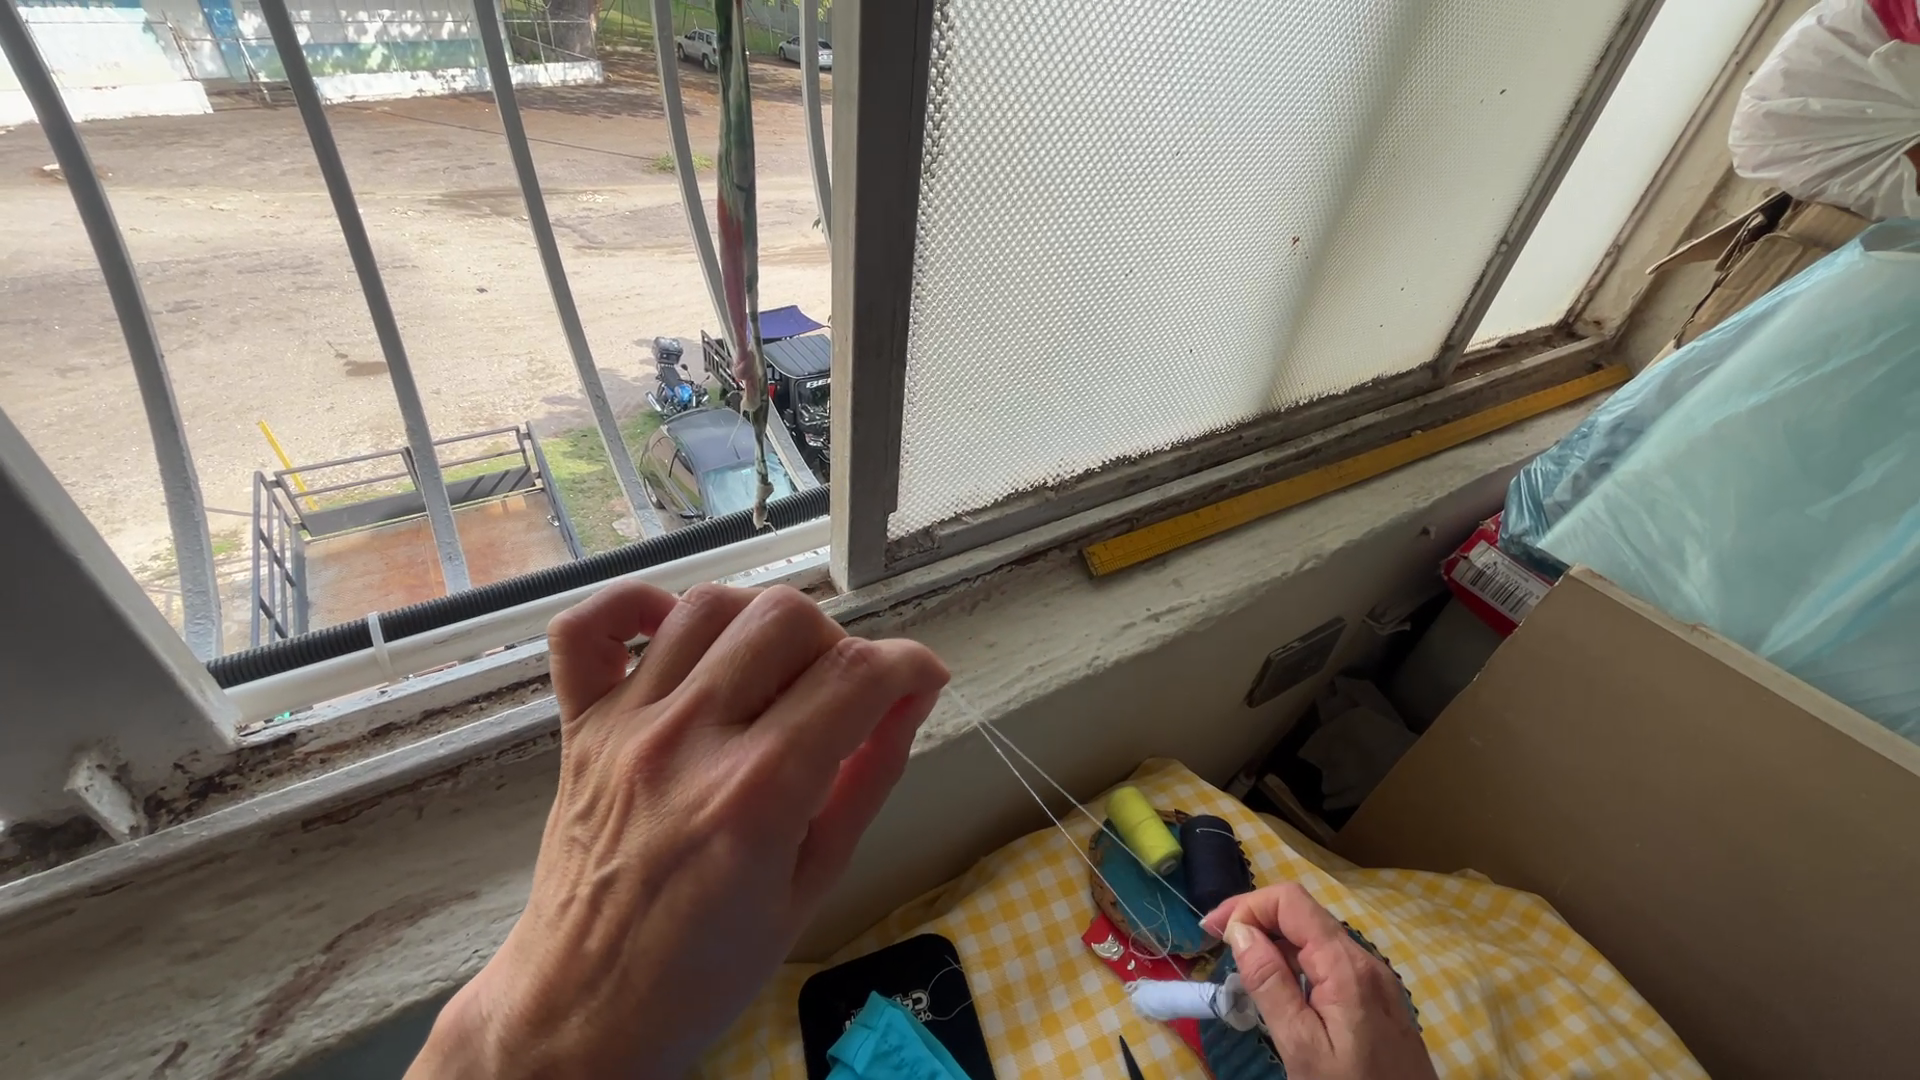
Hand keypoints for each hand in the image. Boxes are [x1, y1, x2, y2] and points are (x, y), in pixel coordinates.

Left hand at [407, 583, 949, 1078]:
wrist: (581, 1014)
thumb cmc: (709, 966)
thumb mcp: (819, 879)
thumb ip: (872, 773)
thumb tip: (912, 695)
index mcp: (756, 797)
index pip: (856, 676)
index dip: (909, 663)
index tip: (921, 675)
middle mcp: (687, 743)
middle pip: (786, 618)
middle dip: (839, 642)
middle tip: (841, 692)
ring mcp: (624, 727)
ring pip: (708, 604)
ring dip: (764, 622)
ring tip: (776, 669)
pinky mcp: (578, 726)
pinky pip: (585, 627)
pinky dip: (633, 605)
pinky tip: (675, 628)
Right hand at [1202, 884, 1436, 1079]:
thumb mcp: (1302, 1048)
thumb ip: (1269, 984)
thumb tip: (1240, 931)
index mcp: (1346, 966)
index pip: (1290, 901)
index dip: (1246, 906)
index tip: (1213, 932)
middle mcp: (1365, 962)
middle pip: (1302, 913)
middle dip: (1255, 920)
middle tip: (1218, 946)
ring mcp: (1375, 982)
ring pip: (1314, 938)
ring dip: (1273, 942)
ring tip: (1242, 970)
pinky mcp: (1378, 1003)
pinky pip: (1329, 964)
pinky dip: (1295, 963)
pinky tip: (1278, 990)